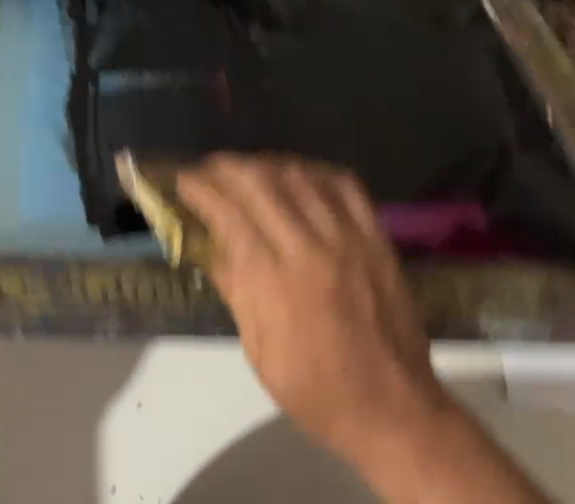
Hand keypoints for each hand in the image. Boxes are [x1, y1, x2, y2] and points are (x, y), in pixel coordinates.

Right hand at [177, 156, 446, 461]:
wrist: (392, 410)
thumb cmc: (314, 389)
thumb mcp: (257, 348)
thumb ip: (234, 287)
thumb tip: (206, 244)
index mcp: (273, 280)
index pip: (227, 213)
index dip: (199, 190)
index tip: (183, 181)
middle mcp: (309, 248)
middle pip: (258, 182)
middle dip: (225, 168)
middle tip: (208, 170)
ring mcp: (348, 239)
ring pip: (298, 175)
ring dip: (265, 164)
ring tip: (247, 169)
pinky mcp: (377, 240)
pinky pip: (344, 186)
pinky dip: (315, 172)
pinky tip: (299, 177)